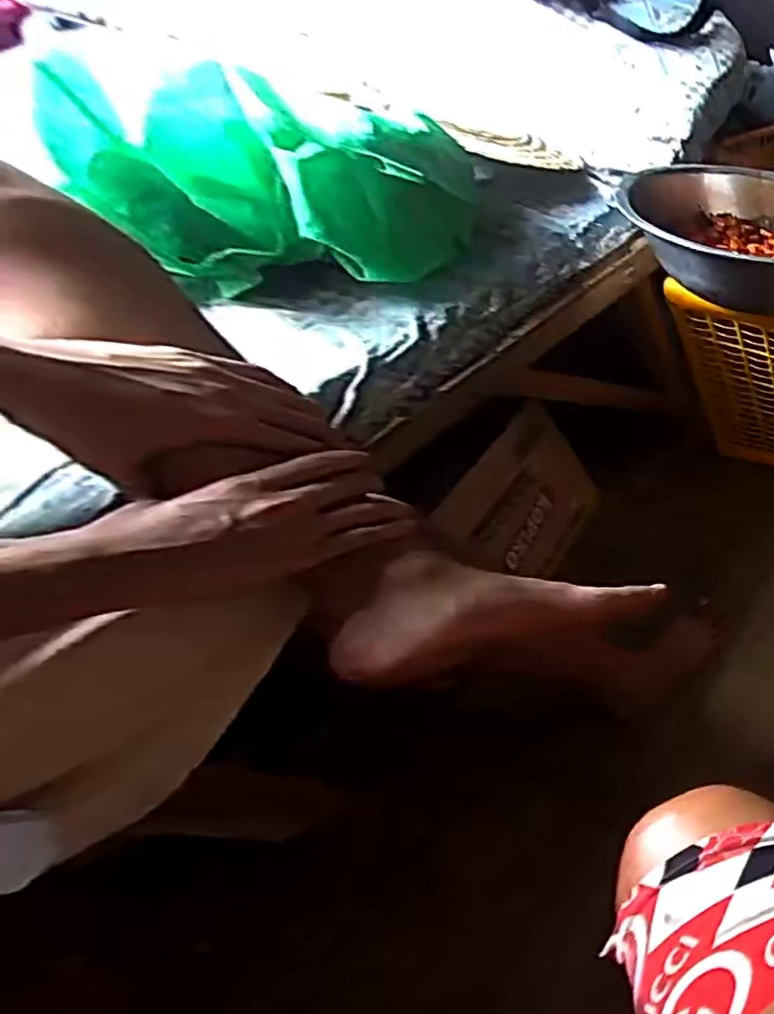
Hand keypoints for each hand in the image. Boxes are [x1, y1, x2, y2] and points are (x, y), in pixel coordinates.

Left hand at [1, 337, 343, 495]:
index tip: (359, 469)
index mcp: (219, 423)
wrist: (25, 370)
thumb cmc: (76, 426)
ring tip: (332, 431)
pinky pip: (259, 375)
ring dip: (314, 414)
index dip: (332, 455)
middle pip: (303, 417)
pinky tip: (291, 400)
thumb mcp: (124, 469)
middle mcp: (228, 395)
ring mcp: (213, 372)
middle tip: (357, 455)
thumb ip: (174, 487)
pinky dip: (284, 391)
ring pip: (286, 394)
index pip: (296, 440)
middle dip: (334, 437)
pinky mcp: (196, 357)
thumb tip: (200, 514)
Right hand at [78, 450, 413, 604]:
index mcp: (252, 478)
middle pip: (350, 480)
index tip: (361, 459)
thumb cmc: (140, 530)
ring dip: (389, 505)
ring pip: (363, 507)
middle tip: (381, 483)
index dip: (347, 458)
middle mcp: (282, 499)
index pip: (318, 459)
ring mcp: (297, 528)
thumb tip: (220, 482)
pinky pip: (360, 538)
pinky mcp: (304, 556)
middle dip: (371, 480)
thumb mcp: (182, 492)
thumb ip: (217, 484)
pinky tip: (406, 526)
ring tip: (404, 506)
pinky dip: (387, 529)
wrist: (127, 564)